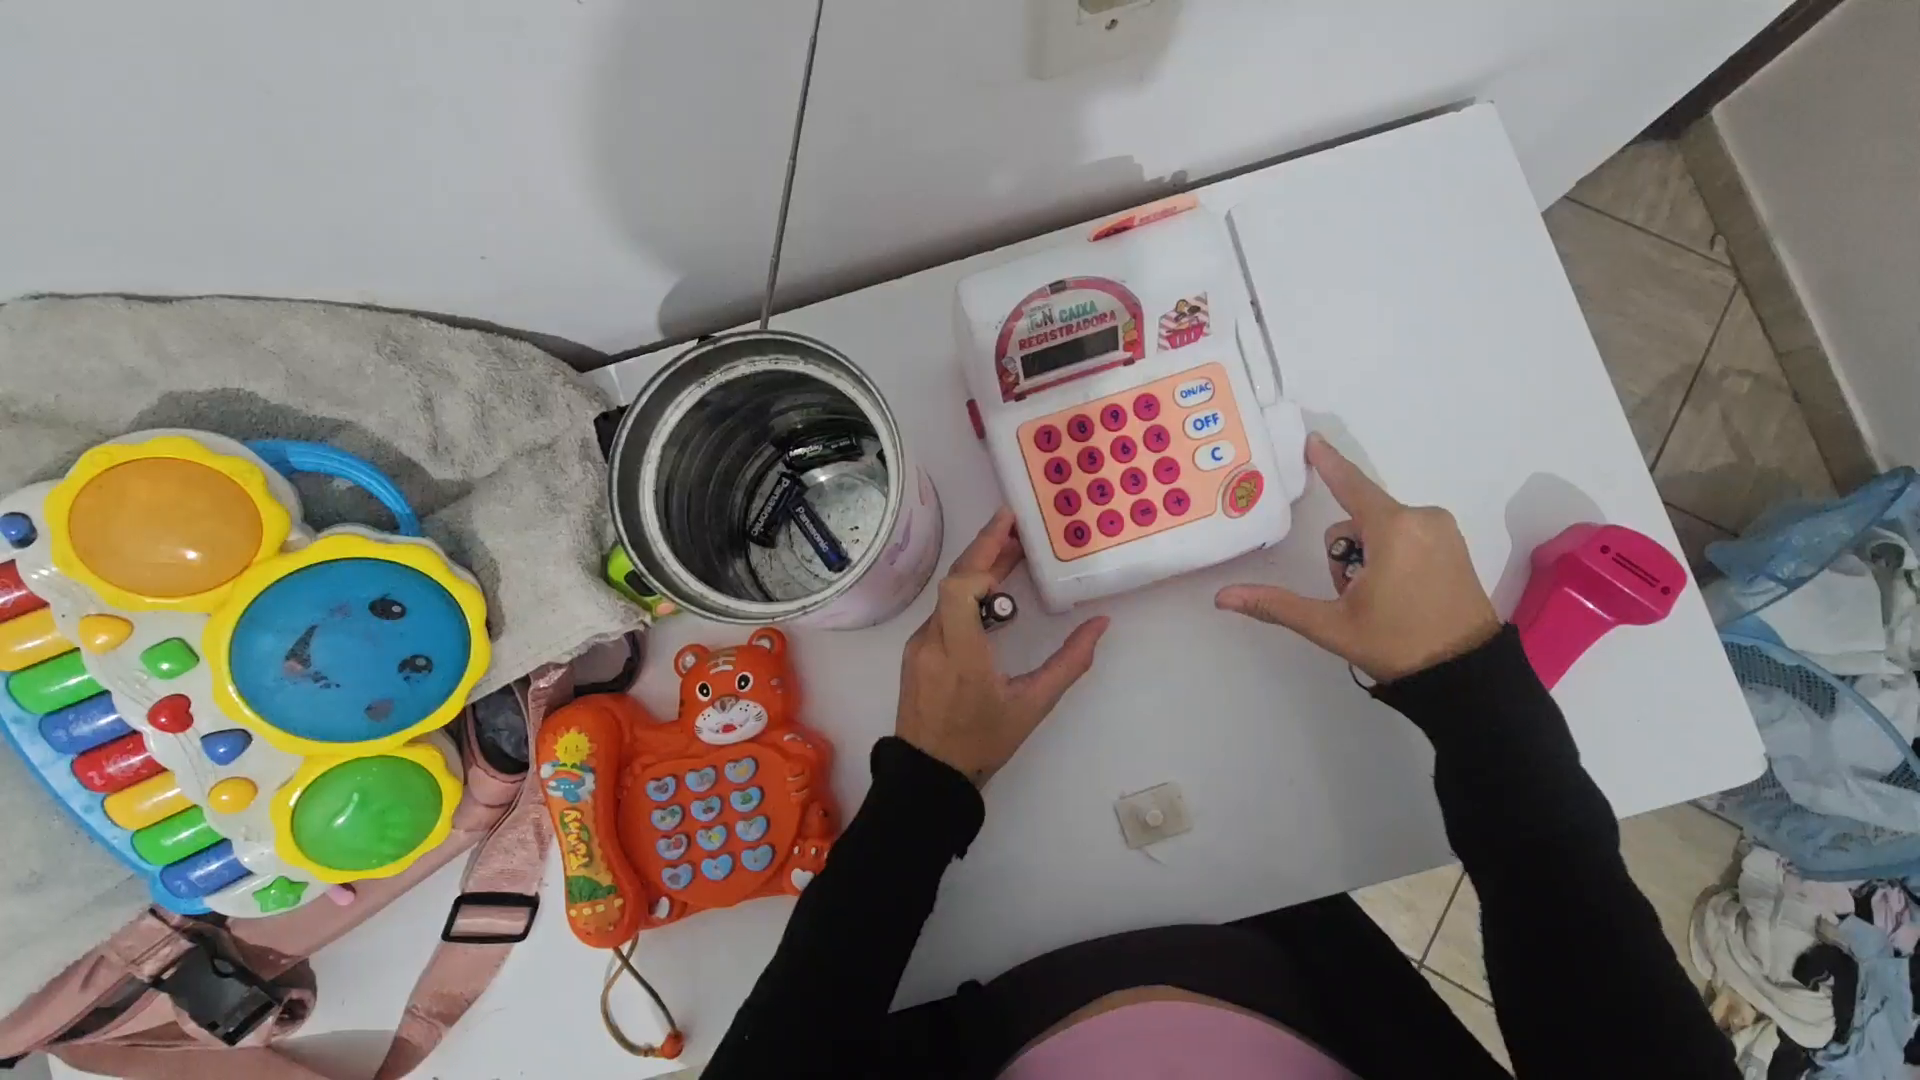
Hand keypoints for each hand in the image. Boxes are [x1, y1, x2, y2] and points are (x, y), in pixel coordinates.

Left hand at [897, 508, 1109, 784]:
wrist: (929, 774)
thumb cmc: (982, 742)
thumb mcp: (1033, 705)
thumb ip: (1069, 663)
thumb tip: (1100, 624)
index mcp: (960, 652)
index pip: (959, 588)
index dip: (982, 556)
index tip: (1010, 529)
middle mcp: (933, 641)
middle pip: (954, 581)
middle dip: (985, 548)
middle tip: (1018, 526)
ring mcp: (919, 645)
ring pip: (946, 595)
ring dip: (977, 571)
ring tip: (1013, 554)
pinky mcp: (916, 652)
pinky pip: (941, 611)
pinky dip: (966, 594)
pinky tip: (992, 594)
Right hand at [1215, 434, 1499, 681]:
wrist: (1466, 675)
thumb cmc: (1397, 644)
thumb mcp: (1330, 625)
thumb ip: (1275, 605)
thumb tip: (1223, 598)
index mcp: (1393, 529)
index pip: (1350, 486)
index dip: (1327, 462)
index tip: (1312, 438)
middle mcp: (1421, 518)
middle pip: (1356, 520)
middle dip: (1344, 554)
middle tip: (1354, 596)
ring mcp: (1442, 530)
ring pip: (1378, 530)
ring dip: (1365, 558)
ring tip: (1377, 600)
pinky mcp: (1453, 544)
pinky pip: (1404, 536)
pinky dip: (1389, 558)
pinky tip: (1396, 593)